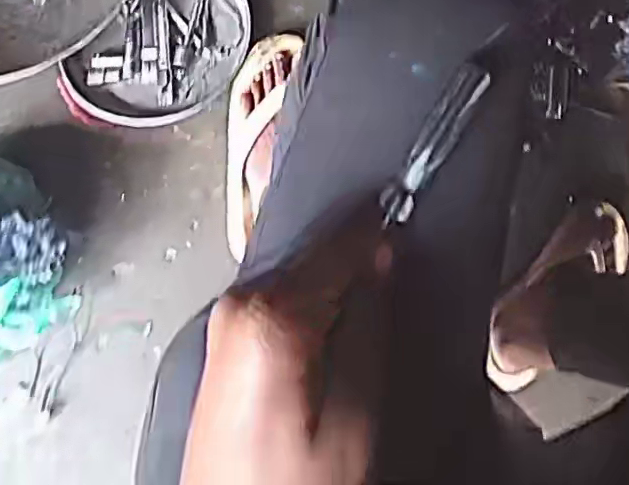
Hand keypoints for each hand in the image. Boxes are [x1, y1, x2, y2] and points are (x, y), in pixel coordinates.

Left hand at [180, 204, 392, 484]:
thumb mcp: (350, 422)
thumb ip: (369, 328)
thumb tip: (381, 264)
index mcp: (268, 315)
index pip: (337, 241)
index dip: (377, 225)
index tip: (403, 207)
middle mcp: (237, 305)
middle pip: (314, 252)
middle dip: (356, 252)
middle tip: (393, 256)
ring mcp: (225, 322)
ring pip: (298, 271)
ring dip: (334, 274)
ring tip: (369, 287)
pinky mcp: (225, 341)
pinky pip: (280, 294)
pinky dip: (312, 295)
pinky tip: (332, 317)